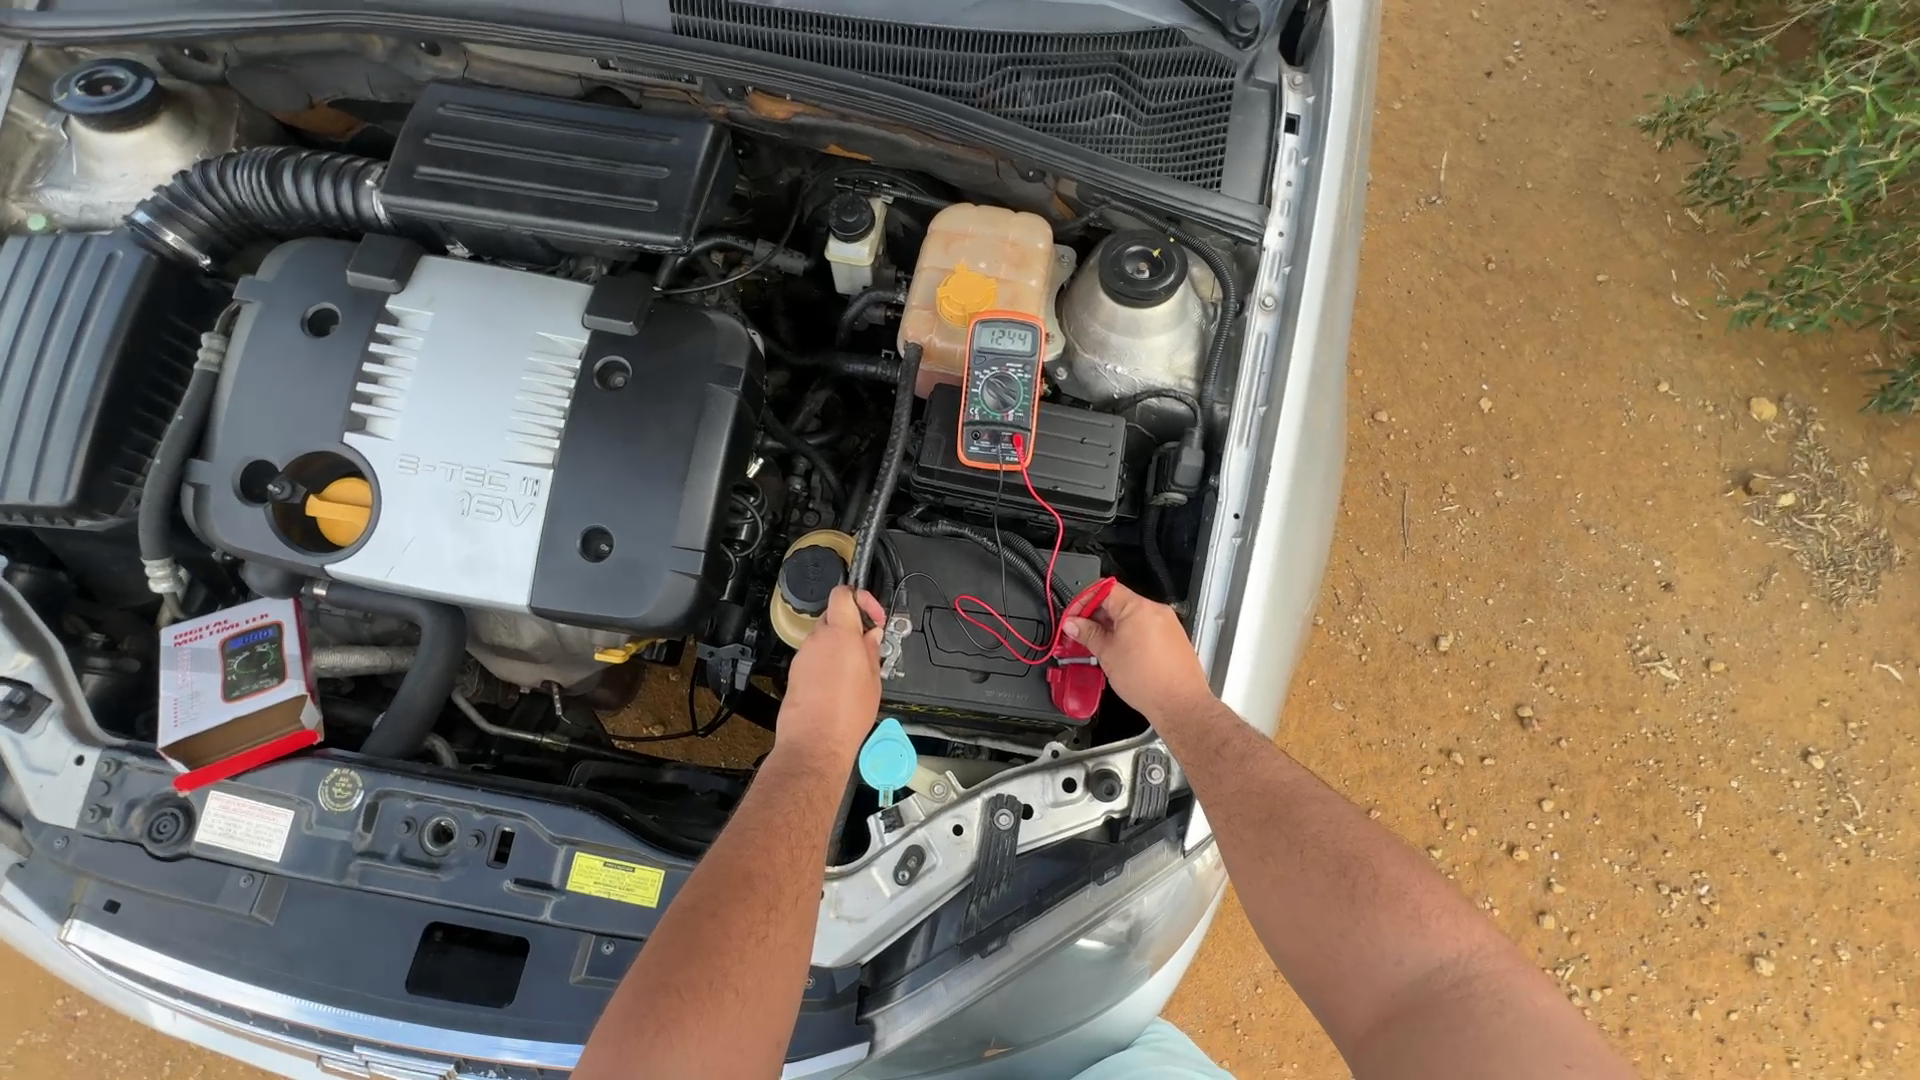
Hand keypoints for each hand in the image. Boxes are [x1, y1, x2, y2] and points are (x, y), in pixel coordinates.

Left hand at [778, 587, 886, 766]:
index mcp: (841, 634)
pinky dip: (826, 662)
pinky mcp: (795, 672)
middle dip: (852, 626)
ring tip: (855, 669)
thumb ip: (872, 651)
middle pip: (834, 616)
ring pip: (823, 638)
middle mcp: (818, 640)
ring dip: (839, 646)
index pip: (843, 595)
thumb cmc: (845, 716)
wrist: (815, 743)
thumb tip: (872, 637)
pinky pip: (814, 657)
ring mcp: (804, 655)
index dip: (860, 598)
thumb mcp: (873, 680)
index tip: (874, 616)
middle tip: (868, 644)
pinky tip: (839, 684)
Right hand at [1062, 582, 1212, 721]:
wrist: (1180, 705)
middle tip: (1080, 632)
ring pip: (1130, 615)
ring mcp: (1166, 623)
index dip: (1084, 600)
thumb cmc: (1150, 683)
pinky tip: (1118, 652)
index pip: (1104, 589)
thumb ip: (1088, 634)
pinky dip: (1128, 634)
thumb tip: (1074, 624)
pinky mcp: (1172, 637)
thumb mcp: (1107, 655)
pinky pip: (1144, 627)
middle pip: (1117, 601)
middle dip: (1095, 615)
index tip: (1074, 616)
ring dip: (1110, 626)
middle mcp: (1155, 611)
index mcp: (1138, 608)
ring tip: (1097, 645)